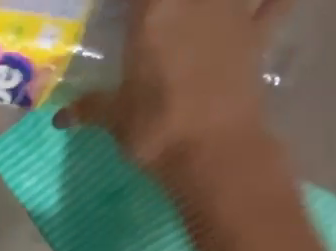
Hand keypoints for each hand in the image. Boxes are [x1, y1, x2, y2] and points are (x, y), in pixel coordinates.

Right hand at [58, 0, 293, 181]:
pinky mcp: (259, 35)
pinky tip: (261, 3)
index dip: (125, 5)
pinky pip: (273, 4)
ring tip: (191, 15)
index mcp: (153, 14)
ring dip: (208, 4)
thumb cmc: (154, 128)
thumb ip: (90, 107)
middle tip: (148, 20)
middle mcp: (196, 1)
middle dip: (161, 5)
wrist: (213, 149)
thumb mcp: (113, 118)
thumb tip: (61, 116)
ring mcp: (234, 13)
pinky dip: (270, 1)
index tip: (117, 13)